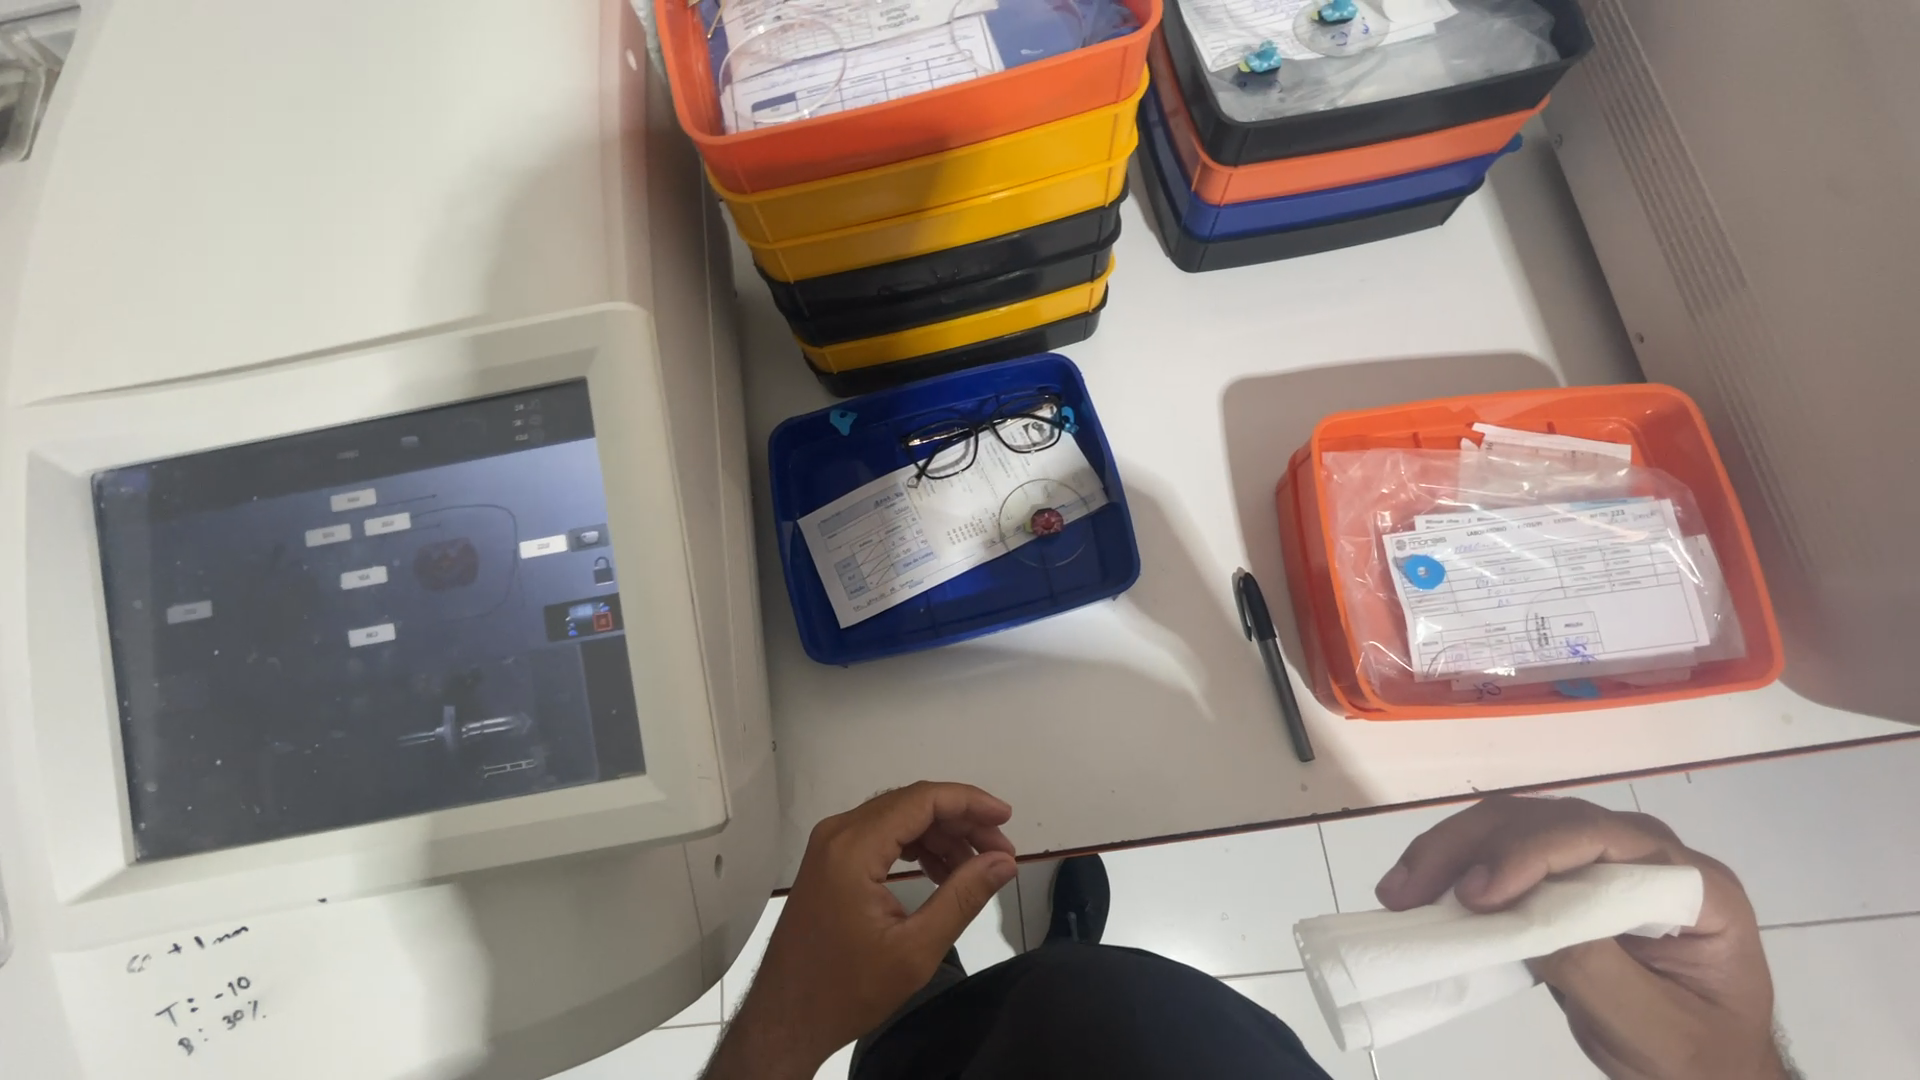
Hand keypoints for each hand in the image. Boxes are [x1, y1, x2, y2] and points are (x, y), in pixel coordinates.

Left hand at [704, 782, 1018, 1079]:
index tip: (1006, 818)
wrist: (784, 1021)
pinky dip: (917, 846)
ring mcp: (832, 843)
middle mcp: (839, 831)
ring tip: (978, 866)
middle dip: (961, 821)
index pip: (921, 800)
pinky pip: (883, 834)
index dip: (969, 802)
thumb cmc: (847, 989)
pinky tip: (944, 872)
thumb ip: (963, 897)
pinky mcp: (831, 858)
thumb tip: (1004, 861)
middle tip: (1000, 851)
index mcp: (854, 846)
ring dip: (941, 835)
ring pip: (899, 817)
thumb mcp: (915, 950)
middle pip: (912, 803)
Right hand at [1374, 795, 1788, 1079]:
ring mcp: (1599, 858)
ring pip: (1505, 826)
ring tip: (1399, 891)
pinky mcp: (1561, 872)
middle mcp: (1642, 852)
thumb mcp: (1651, 1027)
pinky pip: (1496, 850)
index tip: (1476, 896)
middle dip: (1465, 849)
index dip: (1528, 853)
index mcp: (1690, 884)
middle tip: (1408, 890)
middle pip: (1537, 821)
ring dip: (1446, 852)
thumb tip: (1510, 912)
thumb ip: (1592, 965)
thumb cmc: (1692, 1060)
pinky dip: (1451, 866)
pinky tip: (1419, 890)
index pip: (1597, 838)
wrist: (1700, 1077)